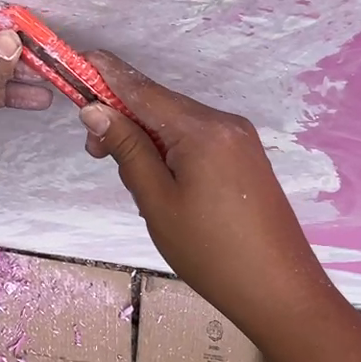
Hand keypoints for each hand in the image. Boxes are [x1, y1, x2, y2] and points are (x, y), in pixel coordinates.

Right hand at [78, 51, 335, 334]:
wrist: (285, 300)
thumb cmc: (212, 253)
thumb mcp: (156, 201)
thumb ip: (126, 148)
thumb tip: (93, 108)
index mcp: (201, 129)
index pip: (140, 88)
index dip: (104, 73)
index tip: (74, 61)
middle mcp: (223, 122)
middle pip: (156, 103)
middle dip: (120, 118)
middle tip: (95, 153)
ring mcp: (239, 139)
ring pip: (173, 122)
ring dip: (143, 137)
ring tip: (133, 180)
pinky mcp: (245, 158)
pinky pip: (193, 137)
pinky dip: (167, 148)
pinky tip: (159, 179)